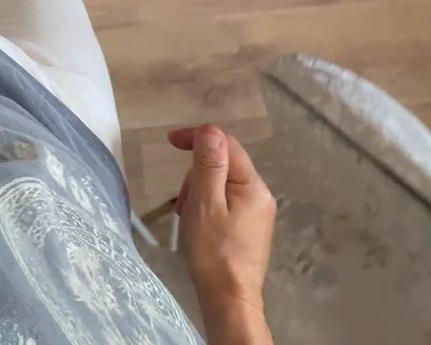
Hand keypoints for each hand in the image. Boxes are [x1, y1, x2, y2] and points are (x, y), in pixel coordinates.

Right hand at [169, 126, 274, 344]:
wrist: (228, 300)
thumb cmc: (213, 250)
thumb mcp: (205, 202)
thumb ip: (208, 164)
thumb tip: (210, 130)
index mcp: (253, 187)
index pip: (225, 144)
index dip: (197, 137)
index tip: (170, 142)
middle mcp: (260, 195)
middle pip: (222, 162)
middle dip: (196, 172)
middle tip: (182, 199)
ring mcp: (256, 213)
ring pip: (220, 181)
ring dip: (198, 189)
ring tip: (188, 214)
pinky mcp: (248, 227)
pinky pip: (224, 199)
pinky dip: (205, 203)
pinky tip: (197, 223)